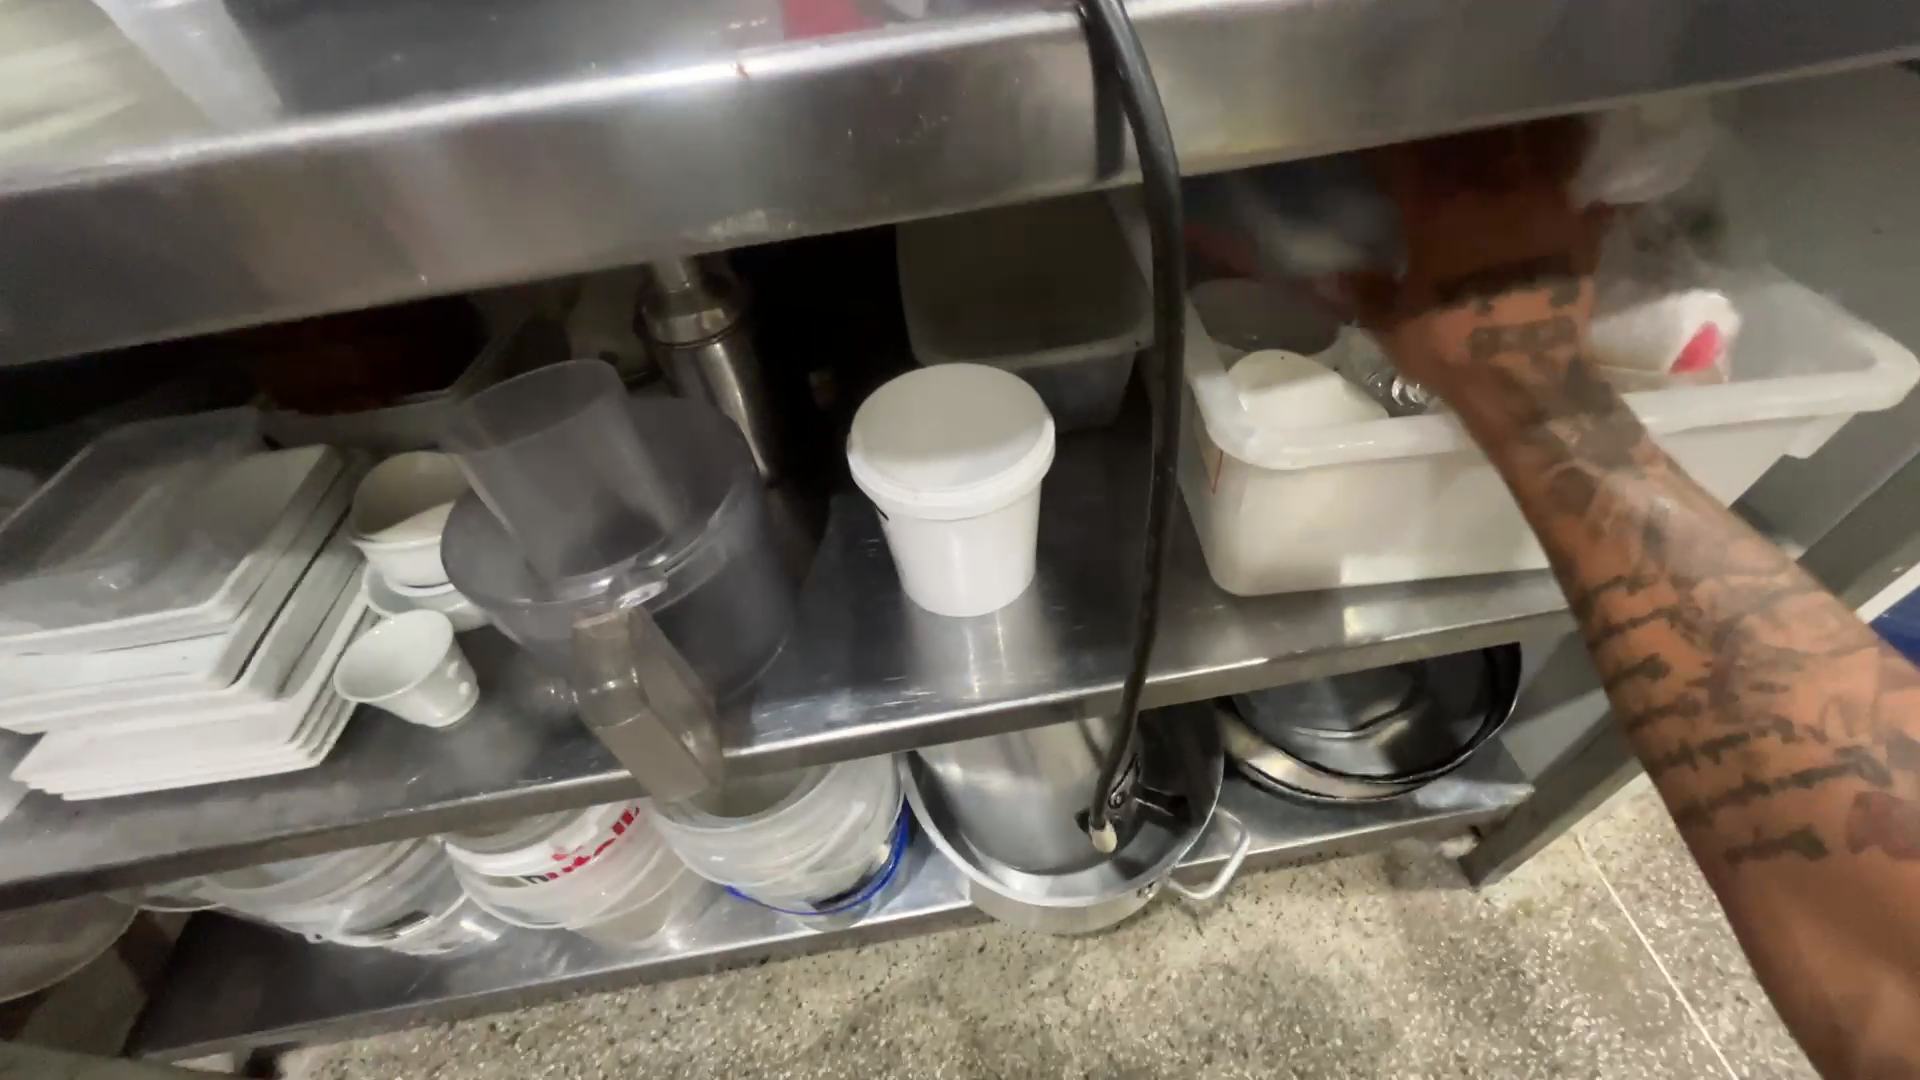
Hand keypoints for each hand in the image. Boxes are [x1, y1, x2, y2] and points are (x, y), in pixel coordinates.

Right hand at [1339, 119, 1609, 408]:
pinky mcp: (1576, 226)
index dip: (1394, 152)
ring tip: (1494, 130)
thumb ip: (1363, 293)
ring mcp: (1543, 205)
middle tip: (1437, 131)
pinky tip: (1559, 157)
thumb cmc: (1449, 349)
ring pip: (1528, 145)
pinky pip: (1573, 179)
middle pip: (1474, 141)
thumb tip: (1321, 276)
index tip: (1381, 146)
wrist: (1523, 377)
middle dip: (1452, 135)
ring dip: (1509, 135)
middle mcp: (1494, 196)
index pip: (1412, 164)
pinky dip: (1565, 163)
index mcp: (1438, 216)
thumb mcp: (1391, 326)